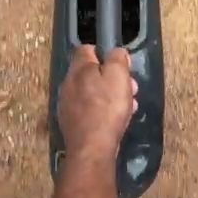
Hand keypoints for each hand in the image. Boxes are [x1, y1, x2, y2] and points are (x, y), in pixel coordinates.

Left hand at [58, 45, 136, 164]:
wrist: (92, 148)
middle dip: (112, 77)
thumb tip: (116, 52)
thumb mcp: (118, 75)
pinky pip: (89, 108)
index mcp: (79, 68)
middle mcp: (68, 83)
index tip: (119, 64)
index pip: (87, 48)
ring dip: (110, 95)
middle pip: (91, 72)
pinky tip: (115, 120)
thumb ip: (117, 57)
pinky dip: (102, 110)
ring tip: (128, 106)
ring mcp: (67, 104)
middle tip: (129, 88)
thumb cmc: (107, 108)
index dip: (104, 52)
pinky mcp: (71, 122)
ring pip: (92, 91)